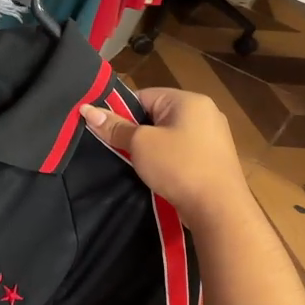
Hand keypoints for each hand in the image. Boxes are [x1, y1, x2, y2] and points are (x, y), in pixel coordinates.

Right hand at [80, 87, 253, 226]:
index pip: (143, 96)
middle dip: (136, 130)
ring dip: (150, 146)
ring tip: (137, 162)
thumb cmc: (178, 166)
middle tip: (119, 149)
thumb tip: (86, 109)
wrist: (218, 208)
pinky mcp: (214, 156)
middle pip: (156, 114)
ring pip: (168, 133)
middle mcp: (205, 111)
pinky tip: (158, 171)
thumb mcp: (140, 144)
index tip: (108, 131)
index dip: (121, 112)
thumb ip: (114, 126)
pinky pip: (181, 148)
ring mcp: (213, 135)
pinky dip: (166, 157)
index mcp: (189, 100)